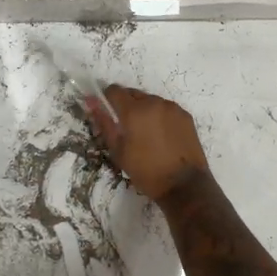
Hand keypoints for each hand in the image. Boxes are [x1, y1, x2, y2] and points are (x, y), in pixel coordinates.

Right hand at [83, 85, 211, 200]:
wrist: (184, 185)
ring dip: (144, 110)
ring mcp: (172, 108)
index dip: (107, 99)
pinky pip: (166, 109)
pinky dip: (160, 116)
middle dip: (126, 105)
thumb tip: (91, 102)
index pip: (114, 90)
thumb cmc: (145, 171)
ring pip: (150, 100)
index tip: (108, 112)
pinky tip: (162, 136)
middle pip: (133, 94)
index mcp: (134, 111)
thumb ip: (104, 123)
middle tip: (127, 128)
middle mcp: (153, 102)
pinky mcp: (185, 115)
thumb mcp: (118, 151)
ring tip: (146, 133)